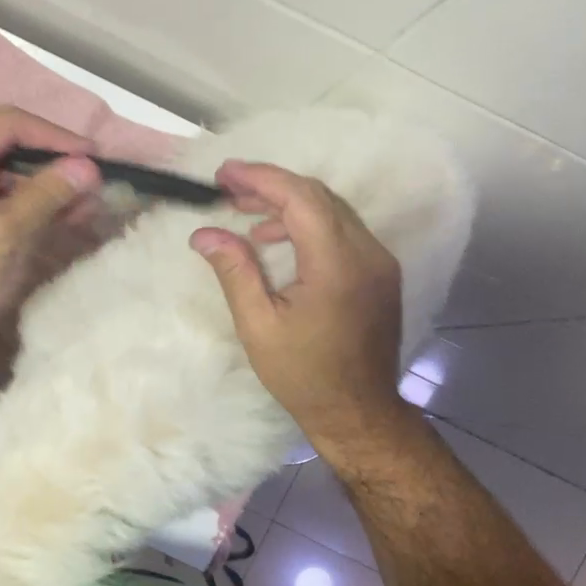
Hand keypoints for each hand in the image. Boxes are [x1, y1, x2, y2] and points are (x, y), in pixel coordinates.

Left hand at [0, 106, 100, 372]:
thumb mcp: (4, 233)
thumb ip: (47, 194)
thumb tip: (90, 167)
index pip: (7, 124)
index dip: (54, 136)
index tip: (94, 156)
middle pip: (6, 145)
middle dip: (51, 163)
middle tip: (93, 182)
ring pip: (4, 174)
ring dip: (43, 187)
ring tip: (85, 205)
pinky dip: (26, 206)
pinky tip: (60, 217)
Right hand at [189, 161, 413, 464]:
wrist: (357, 411)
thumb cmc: (302, 374)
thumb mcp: (258, 325)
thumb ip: (235, 271)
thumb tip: (205, 233)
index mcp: (336, 264)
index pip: (300, 199)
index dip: (261, 179)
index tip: (224, 174)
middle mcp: (367, 252)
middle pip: (319, 197)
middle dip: (273, 187)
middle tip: (229, 189)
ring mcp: (379, 262)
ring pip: (334, 211)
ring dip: (291, 205)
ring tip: (248, 217)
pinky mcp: (380, 274)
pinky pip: (344, 232)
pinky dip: (310, 225)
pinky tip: (279, 242)